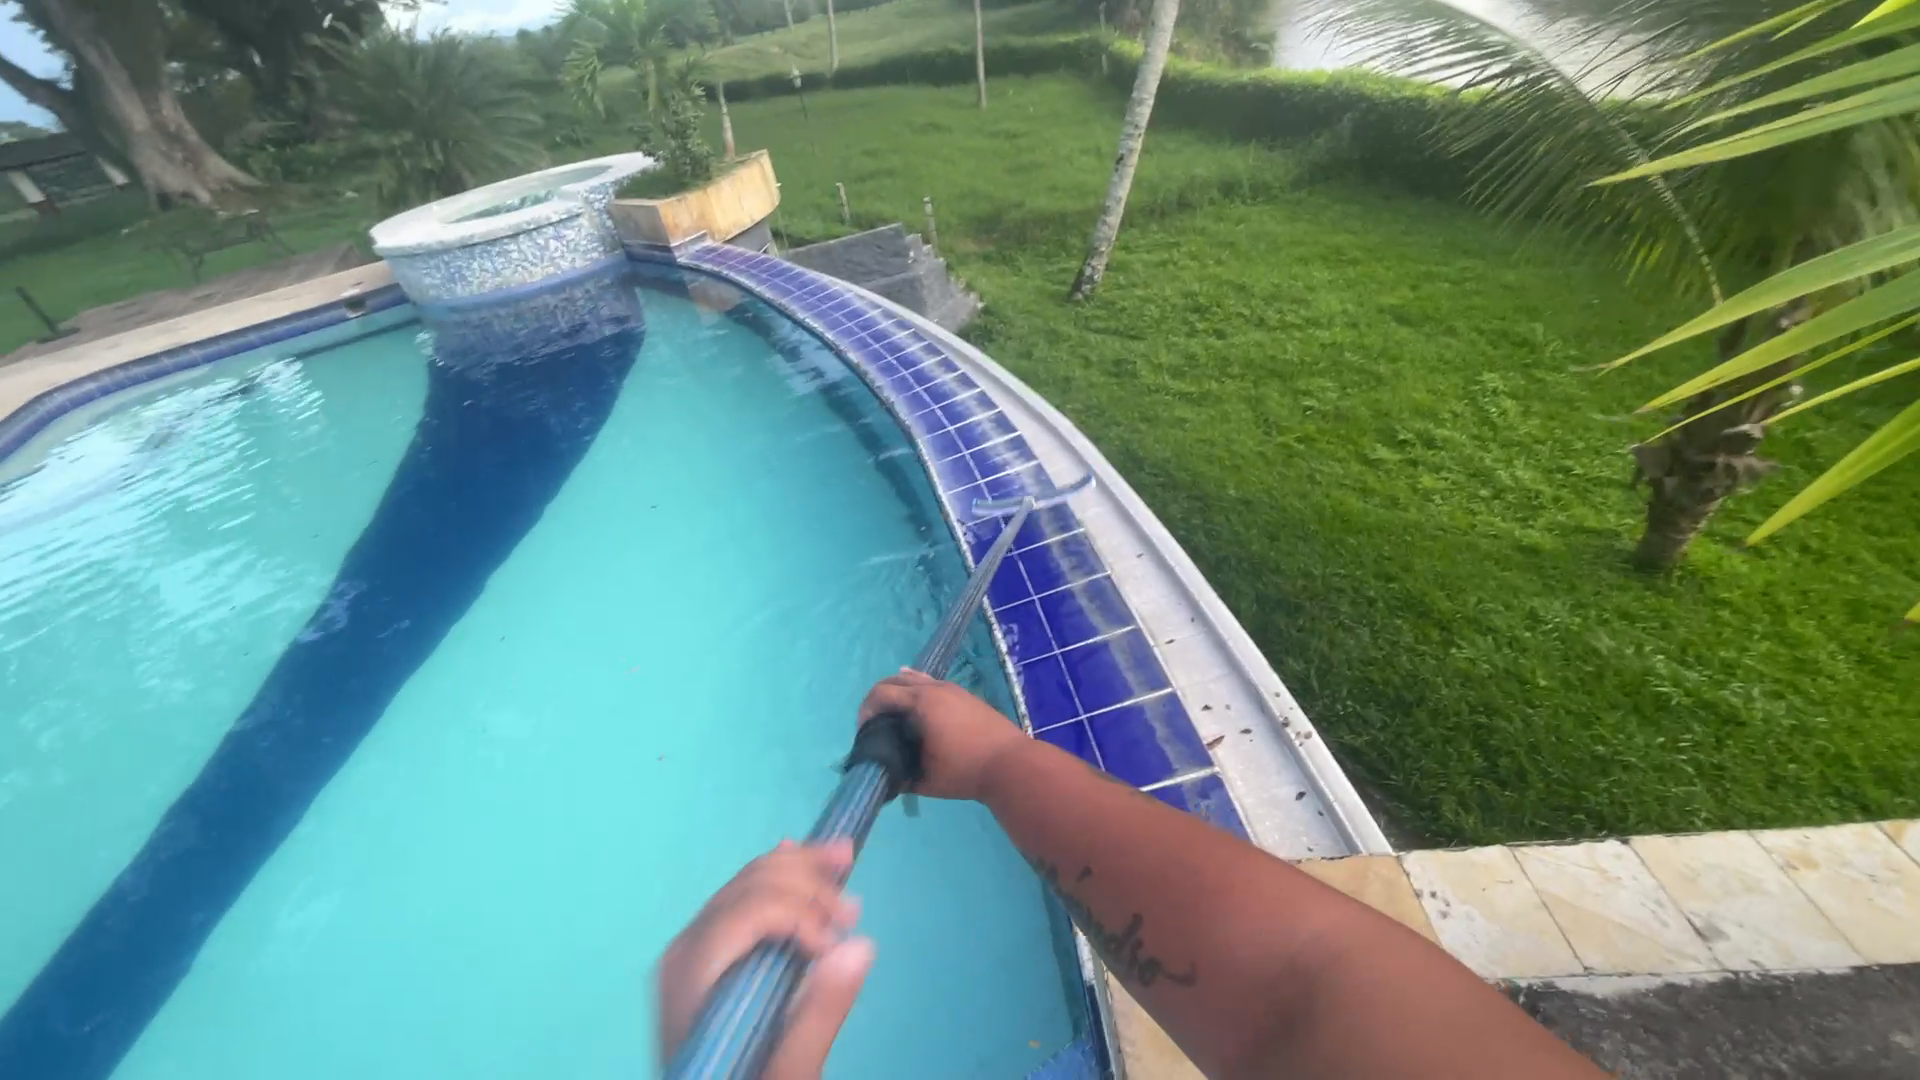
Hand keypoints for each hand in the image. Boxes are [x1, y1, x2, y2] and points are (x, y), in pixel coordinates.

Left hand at [657, 841, 874, 1077]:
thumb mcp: (785, 1074)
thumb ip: (817, 1014)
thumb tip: (861, 946)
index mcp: (694, 973)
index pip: (751, 910)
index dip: (800, 912)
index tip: (836, 944)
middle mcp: (687, 947)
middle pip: (753, 885)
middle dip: (808, 885)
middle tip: (853, 911)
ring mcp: (696, 944)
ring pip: (752, 879)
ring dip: (802, 868)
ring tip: (844, 860)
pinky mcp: (711, 949)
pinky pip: (747, 893)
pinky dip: (783, 873)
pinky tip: (803, 854)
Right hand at [858, 669, 1028, 800]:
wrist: (1011, 764)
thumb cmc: (965, 771)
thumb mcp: (925, 780)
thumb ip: (898, 777)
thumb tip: (883, 777)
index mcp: (921, 702)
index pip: (880, 694)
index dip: (865, 711)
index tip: (863, 733)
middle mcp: (935, 688)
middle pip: (894, 681)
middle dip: (879, 699)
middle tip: (874, 724)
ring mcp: (952, 689)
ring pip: (915, 679)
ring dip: (899, 692)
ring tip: (893, 716)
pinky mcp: (964, 695)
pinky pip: (932, 684)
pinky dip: (917, 691)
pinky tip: (917, 705)